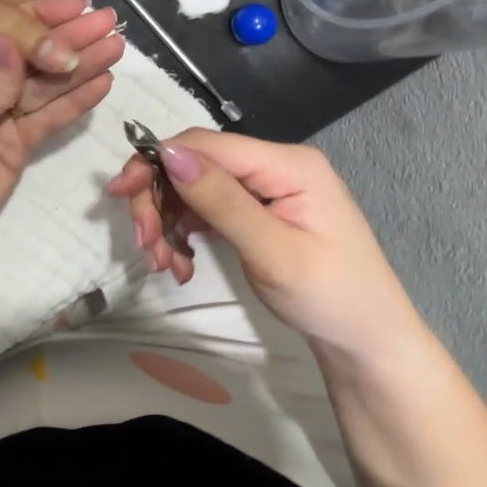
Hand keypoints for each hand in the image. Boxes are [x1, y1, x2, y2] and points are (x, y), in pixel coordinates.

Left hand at [0, 0, 122, 258]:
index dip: (39, 21)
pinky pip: (49, 117)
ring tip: (117, 47)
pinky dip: (75, 102)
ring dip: (80, 68)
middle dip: (68, 42)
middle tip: (111, 23)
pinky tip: (102, 84)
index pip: (1, 37)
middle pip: (29, 59)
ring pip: (45, 87)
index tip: (78, 6)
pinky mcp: (16, 144)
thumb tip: (11, 37)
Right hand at [107, 130, 422, 355]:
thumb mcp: (273, 252)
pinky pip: (203, 208)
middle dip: (158, 200)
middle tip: (144, 245)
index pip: (204, 145)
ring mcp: (264, 187)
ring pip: (191, 188)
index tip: (120, 196)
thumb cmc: (330, 297)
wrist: (366, 342)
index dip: (156, 163)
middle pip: (193, 164)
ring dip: (166, 222)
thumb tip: (168, 153)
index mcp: (287, 164)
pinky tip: (178, 263)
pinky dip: (182, 233)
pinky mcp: (255, 210)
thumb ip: (221, 200)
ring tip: (163, 264)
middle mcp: (274, 165)